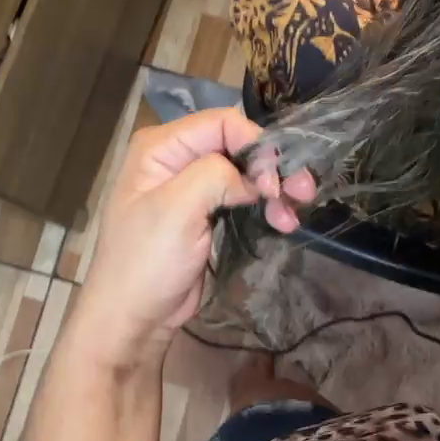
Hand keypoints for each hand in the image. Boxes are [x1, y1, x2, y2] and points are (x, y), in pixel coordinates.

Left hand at [74, 108, 313, 369]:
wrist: (135, 317)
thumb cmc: (147, 260)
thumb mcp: (176, 208)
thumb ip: (217, 175)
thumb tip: (258, 176)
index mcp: (162, 148)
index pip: (222, 123)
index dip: (256, 144)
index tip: (275, 181)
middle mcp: (178, 160)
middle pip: (239, 147)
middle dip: (273, 168)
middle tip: (304, 192)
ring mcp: (194, 190)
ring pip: (247, 174)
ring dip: (276, 190)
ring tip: (295, 214)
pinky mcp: (208, 217)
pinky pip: (245, 199)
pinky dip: (267, 208)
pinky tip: (285, 223)